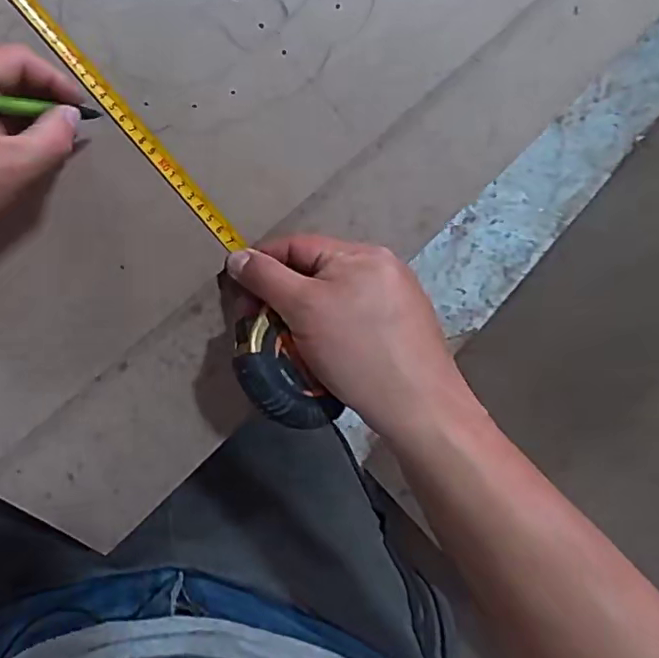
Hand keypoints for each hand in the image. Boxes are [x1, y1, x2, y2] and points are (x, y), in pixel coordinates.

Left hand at [0, 45, 86, 274]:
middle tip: (69, 125)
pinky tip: (28, 154)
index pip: (16, 60)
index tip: (78, 108)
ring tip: (54, 141)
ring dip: (31, 117)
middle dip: (45, 98)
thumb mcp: (13, 165)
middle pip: (8, 78)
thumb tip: (71, 115)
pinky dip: (14, 133)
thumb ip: (52, 136)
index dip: (54, 79)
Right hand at [224, 236, 478, 443]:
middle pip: (312, 273)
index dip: (260, 267)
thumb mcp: (302, 308)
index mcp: (359, 253)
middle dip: (281, 298)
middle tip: (262, 328)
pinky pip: (351, 319)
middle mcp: (381, 267)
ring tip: (291, 346)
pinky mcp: (401, 329)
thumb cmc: (358, 353)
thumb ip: (265, 277)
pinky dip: (328, 332)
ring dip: (302, 318)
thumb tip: (237, 255)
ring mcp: (395, 299)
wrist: (422, 411)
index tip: (239, 300)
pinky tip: (323, 357)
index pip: (293, 246)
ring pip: (330, 299)